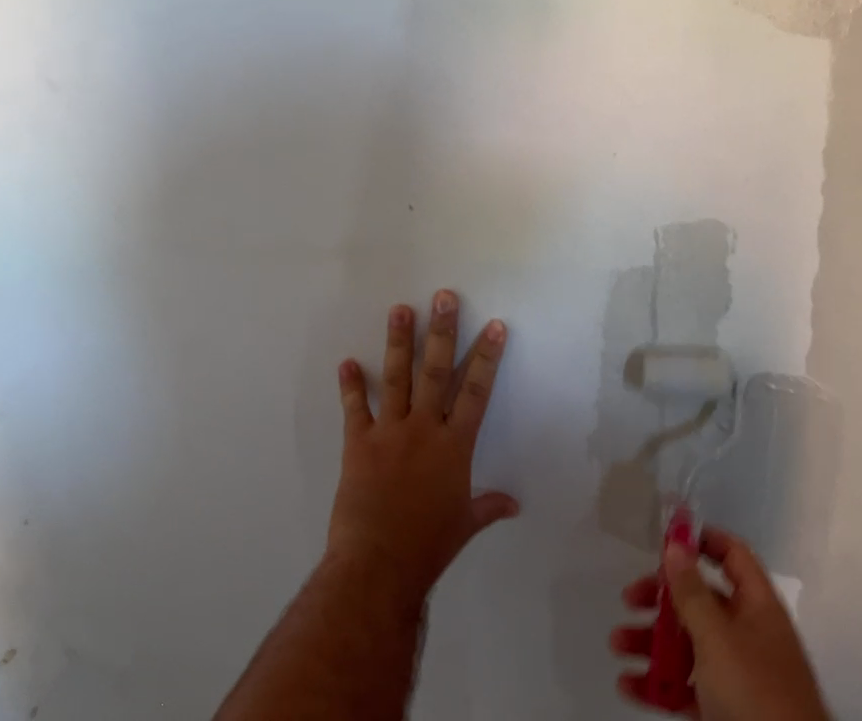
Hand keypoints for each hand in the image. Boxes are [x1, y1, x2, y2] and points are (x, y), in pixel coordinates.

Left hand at [327, 291, 518, 603]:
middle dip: (443, 332)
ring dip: (399, 342)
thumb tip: (514, 504)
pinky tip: (347, 362)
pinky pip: (355, 408)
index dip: (487, 357)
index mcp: (455, 446)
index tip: (495, 326)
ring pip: (397, 378)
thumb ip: (488, 507)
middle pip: (437, 372)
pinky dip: (351, 385)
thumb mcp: (464, 525)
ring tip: (400, 309)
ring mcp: (389, 433)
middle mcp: (424, 429)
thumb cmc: (428, 545)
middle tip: (444, 297)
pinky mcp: (358, 445)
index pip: (476, 392)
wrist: (378, 563)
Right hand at [612, 527, 830, 720]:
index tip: (665, 538)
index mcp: (757, 606)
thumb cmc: (754, 692)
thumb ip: (692, 593)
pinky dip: (658, 684)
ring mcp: (737, 673)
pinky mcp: (724, 709)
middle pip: (701, 602)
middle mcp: (748, 633)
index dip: (702, 540)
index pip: (732, 556)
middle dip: (662, 599)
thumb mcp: (717, 638)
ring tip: (617, 645)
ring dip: (651, 643)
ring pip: (688, 646)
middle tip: (629, 600)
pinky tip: (629, 686)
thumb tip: (676, 544)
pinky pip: (686, 686)